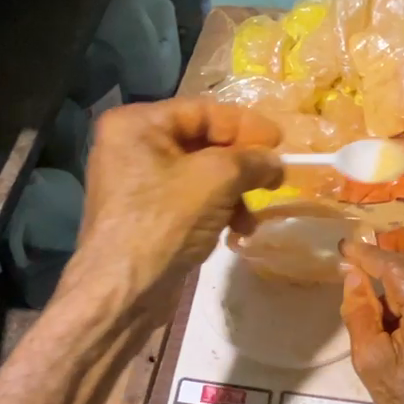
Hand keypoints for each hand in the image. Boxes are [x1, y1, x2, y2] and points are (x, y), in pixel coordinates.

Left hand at [64, 98, 283, 317]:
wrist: (123, 292)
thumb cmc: (164, 222)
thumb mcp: (216, 179)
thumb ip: (251, 160)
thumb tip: (275, 163)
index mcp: (136, 124)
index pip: (202, 111)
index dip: (245, 124)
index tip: (281, 142)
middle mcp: (131, 147)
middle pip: (202, 143)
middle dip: (241, 164)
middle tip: (273, 178)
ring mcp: (136, 184)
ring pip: (200, 175)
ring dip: (233, 193)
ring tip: (252, 217)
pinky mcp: (145, 216)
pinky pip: (190, 200)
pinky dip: (216, 210)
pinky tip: (235, 231)